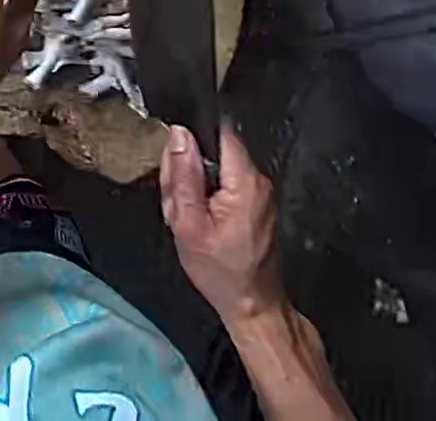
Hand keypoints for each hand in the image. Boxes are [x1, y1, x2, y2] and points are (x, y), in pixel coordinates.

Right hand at [160, 125, 285, 325]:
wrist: (251, 305)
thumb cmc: (219, 270)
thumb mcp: (187, 222)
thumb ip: (181, 174)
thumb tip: (178, 135)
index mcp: (244, 183)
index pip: (220, 130)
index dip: (193, 131)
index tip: (175, 149)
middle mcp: (259, 182)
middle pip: (215, 148)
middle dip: (189, 162)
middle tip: (178, 193)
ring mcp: (260, 192)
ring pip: (217, 164)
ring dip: (196, 178)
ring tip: (188, 208)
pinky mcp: (256, 201)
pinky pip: (224, 179)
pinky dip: (206, 190)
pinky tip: (200, 214)